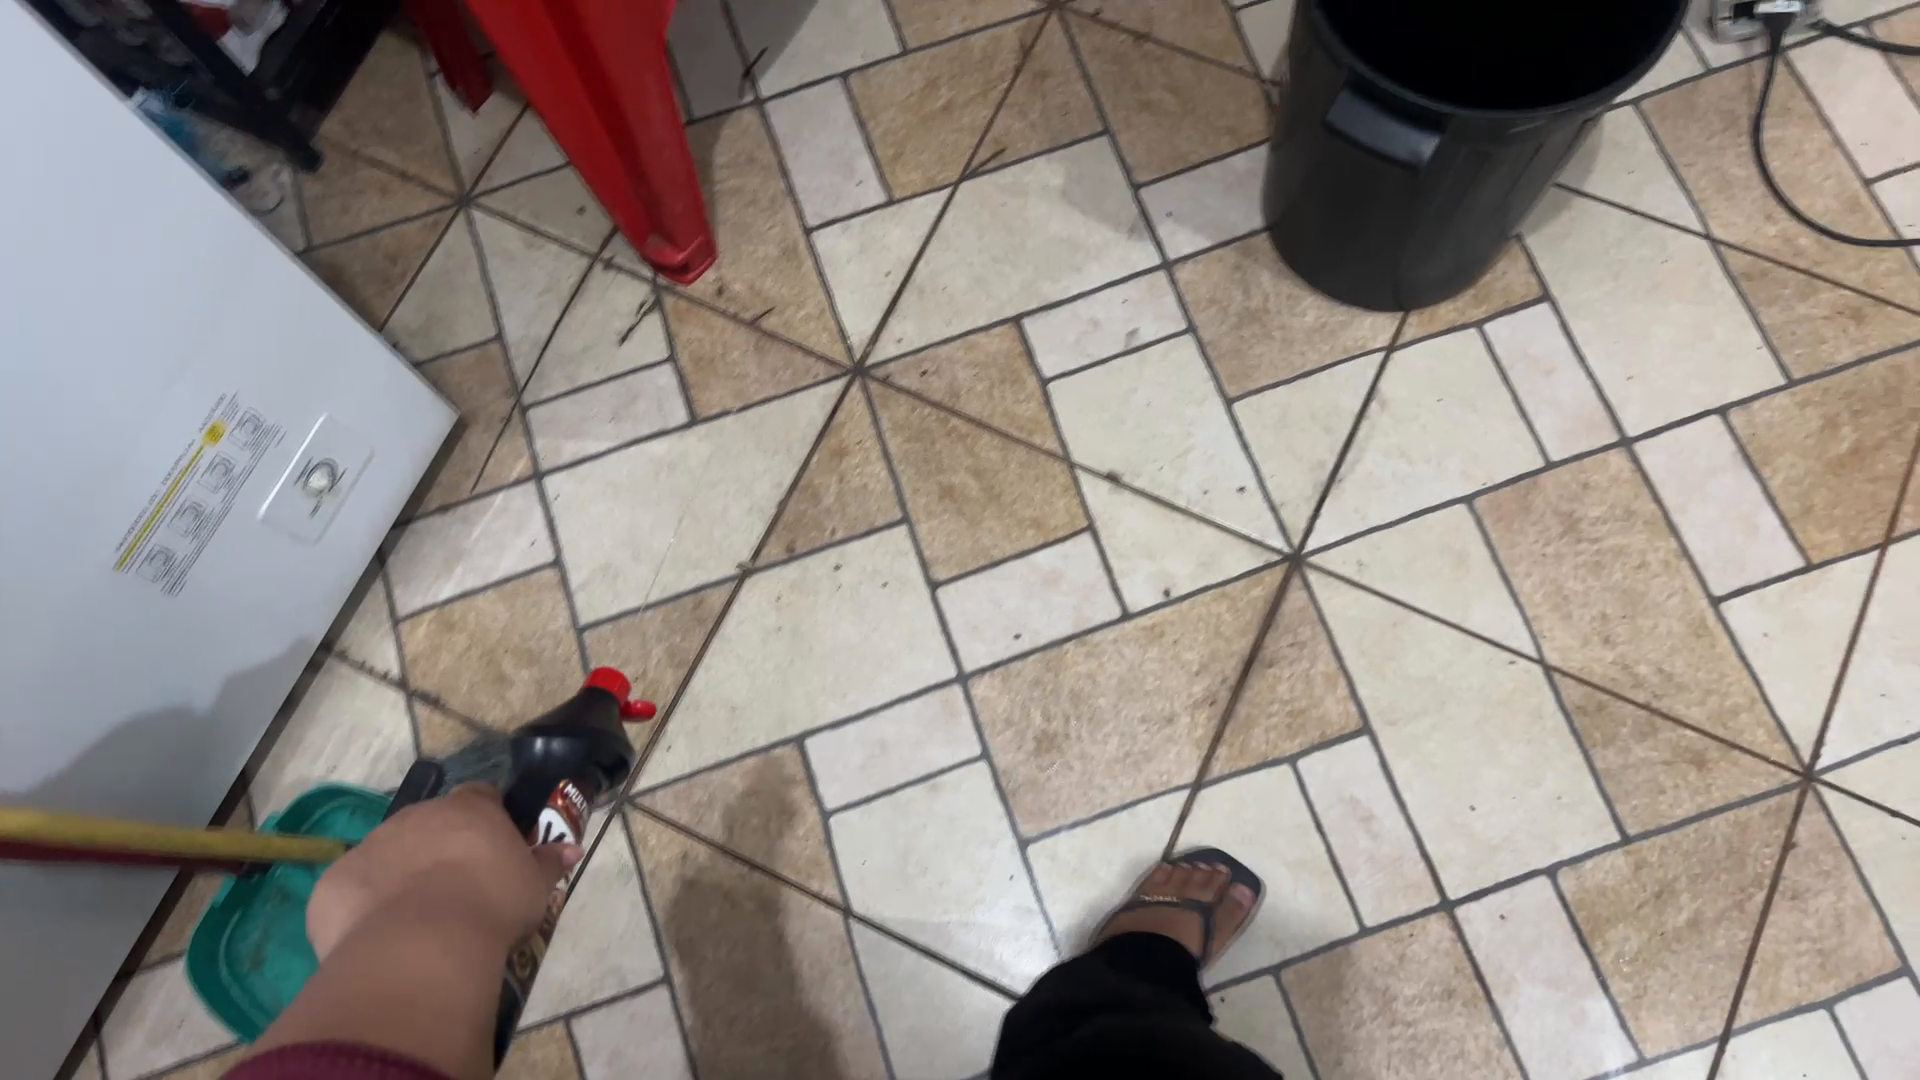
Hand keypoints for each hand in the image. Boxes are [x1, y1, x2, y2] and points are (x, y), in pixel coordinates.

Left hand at [307, 783, 581, 959]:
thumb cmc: (491, 905)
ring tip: (416, 915)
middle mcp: (418, 816)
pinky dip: (364, 904)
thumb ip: (550, 862)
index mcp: (469, 810)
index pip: (480, 796)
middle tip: (457, 884)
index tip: (494, 846)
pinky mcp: (332, 883)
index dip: (487, 818)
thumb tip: (571, 850)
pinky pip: (352, 888)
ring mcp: (370, 847)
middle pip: (431, 822)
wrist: (419, 949)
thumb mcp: (535, 886)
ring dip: (401, 872)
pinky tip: (380, 934)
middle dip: (440, 846)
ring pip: (389, 853)